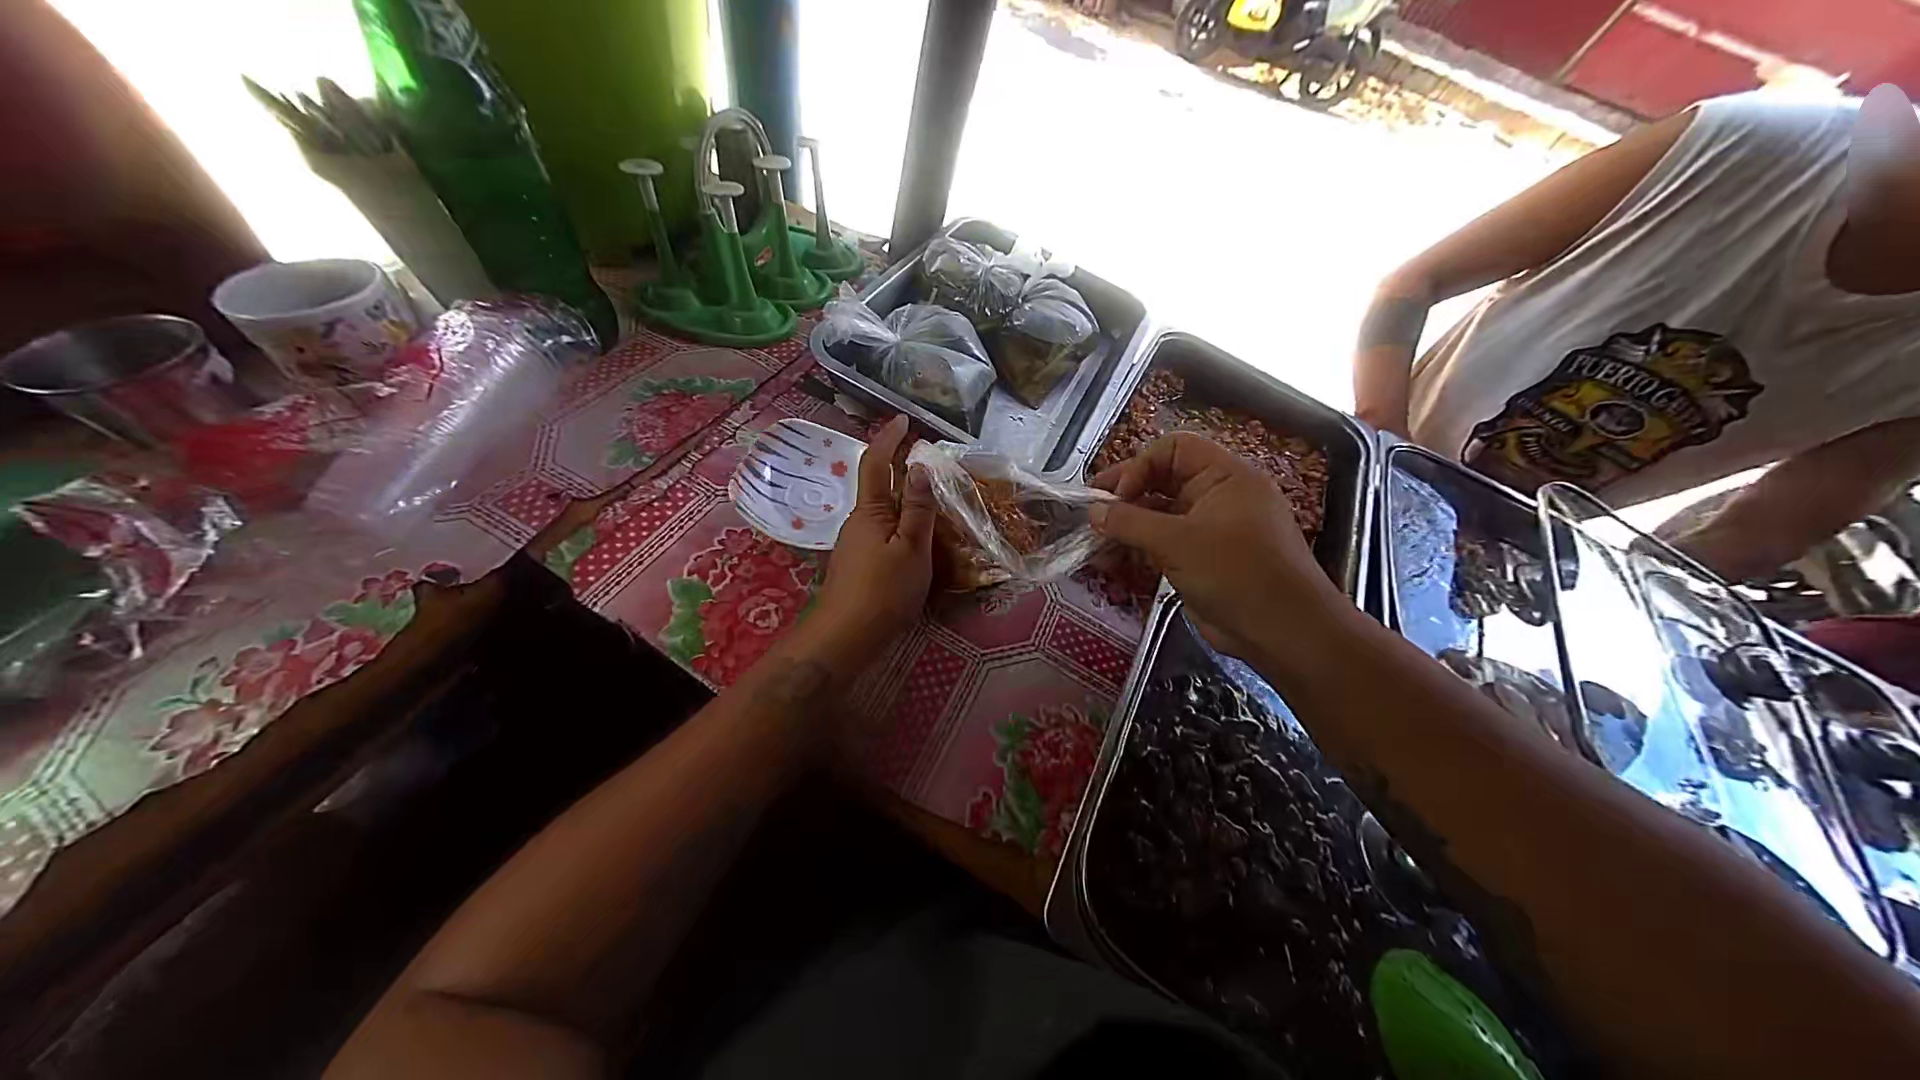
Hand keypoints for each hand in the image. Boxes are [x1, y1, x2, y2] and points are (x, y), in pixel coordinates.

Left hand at [789, 414, 935, 680]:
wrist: (846, 638)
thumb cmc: (883, 591)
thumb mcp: (911, 548)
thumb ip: (917, 509)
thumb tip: (918, 465)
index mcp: (869, 511)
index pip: (877, 463)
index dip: (888, 439)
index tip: (902, 419)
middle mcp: (858, 522)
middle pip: (879, 487)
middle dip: (900, 471)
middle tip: (932, 466)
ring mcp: (855, 545)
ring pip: (883, 513)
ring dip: (904, 503)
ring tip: (934, 505)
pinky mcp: (858, 565)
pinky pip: (883, 534)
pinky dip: (902, 527)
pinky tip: (919, 542)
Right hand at [1090, 432, 1343, 658]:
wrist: (1282, 631)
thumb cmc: (1238, 573)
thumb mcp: (1179, 542)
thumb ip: (1130, 523)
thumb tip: (1094, 512)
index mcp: (1224, 477)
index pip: (1174, 450)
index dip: (1141, 466)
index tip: (1117, 496)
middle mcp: (1216, 498)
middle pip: (1161, 483)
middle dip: (1124, 498)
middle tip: (1090, 512)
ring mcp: (1208, 531)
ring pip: (1157, 518)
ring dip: (1125, 529)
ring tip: (1094, 544)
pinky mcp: (1200, 562)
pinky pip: (1161, 547)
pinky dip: (1136, 552)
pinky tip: (1110, 563)